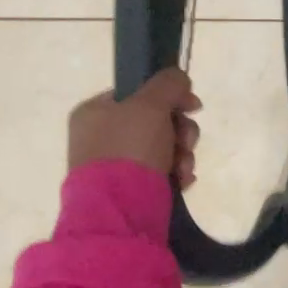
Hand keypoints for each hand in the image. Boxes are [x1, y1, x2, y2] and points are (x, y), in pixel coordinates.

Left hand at [68, 69, 200, 188]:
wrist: (120, 210)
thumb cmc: (131, 148)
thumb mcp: (151, 104)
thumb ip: (169, 83)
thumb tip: (179, 78)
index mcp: (94, 112)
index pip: (139, 91)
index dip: (170, 95)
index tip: (192, 105)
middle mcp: (100, 136)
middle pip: (155, 120)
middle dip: (181, 129)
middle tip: (187, 140)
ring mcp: (113, 164)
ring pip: (163, 145)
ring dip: (182, 152)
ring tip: (184, 166)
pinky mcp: (128, 188)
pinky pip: (161, 170)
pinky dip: (176, 172)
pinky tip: (182, 180)